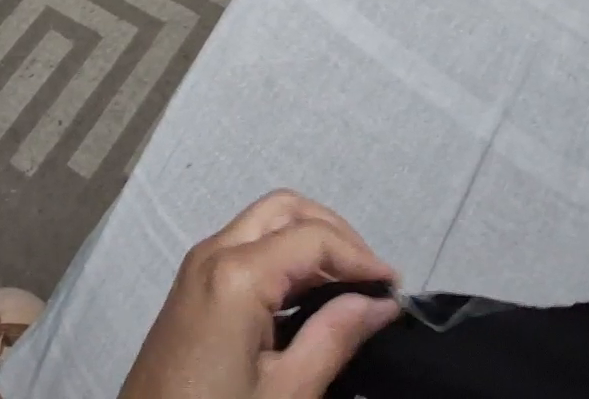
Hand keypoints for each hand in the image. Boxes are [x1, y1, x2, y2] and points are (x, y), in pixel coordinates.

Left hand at [118, 190, 399, 398]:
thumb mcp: (286, 392)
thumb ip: (334, 337)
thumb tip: (380, 303)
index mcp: (236, 272)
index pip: (312, 238)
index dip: (360, 256)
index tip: (395, 287)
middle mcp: (213, 251)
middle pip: (284, 208)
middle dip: (333, 230)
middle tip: (370, 274)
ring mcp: (198, 264)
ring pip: (263, 221)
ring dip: (308, 238)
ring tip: (349, 282)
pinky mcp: (193, 283)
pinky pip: (245, 244)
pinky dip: (283, 252)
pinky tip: (310, 290)